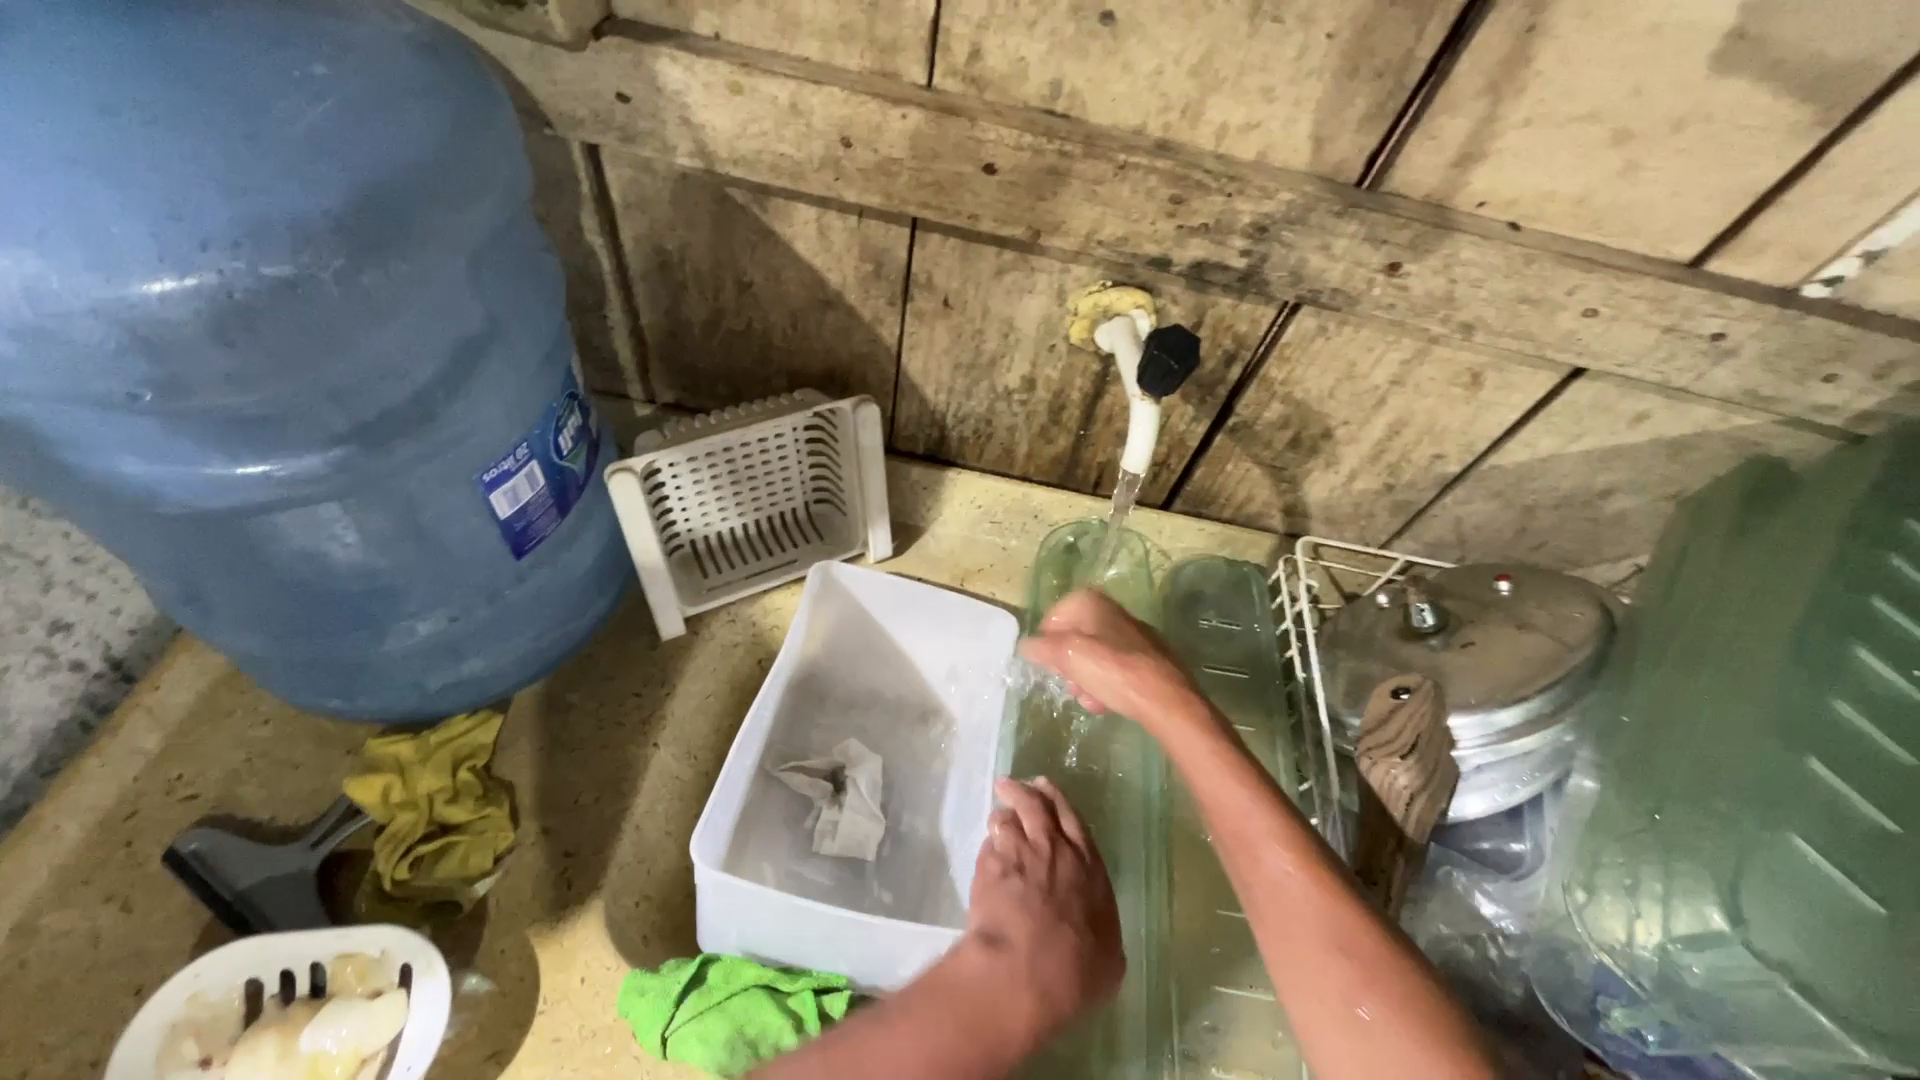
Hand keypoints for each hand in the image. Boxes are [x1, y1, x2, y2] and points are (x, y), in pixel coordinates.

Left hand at [958, 777, 1123, 1044]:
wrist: (1026, 970)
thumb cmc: (1077, 970)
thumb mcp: (1109, 959)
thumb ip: (1102, 935)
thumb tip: (1099, 941)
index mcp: (1089, 867)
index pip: (1074, 821)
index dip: (1058, 801)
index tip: (1045, 788)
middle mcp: (1054, 851)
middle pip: (1037, 806)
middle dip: (1023, 791)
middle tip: (1010, 784)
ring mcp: (1018, 855)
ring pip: (1007, 820)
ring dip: (1002, 817)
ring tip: (996, 818)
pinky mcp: (988, 868)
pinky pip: (987, 846)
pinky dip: (988, 846)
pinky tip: (986, 852)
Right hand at [1019, 589, 1209, 729]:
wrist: (1166, 700)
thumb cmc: (1113, 672)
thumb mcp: (1067, 657)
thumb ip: (1041, 648)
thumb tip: (1025, 645)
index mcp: (1095, 604)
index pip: (1057, 612)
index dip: (1046, 637)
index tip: (1045, 660)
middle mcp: (1115, 614)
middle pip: (1075, 637)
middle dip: (1066, 664)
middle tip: (1067, 683)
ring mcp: (1133, 638)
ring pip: (1093, 657)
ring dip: (1084, 680)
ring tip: (1087, 699)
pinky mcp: (1146, 662)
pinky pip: (1114, 671)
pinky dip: (1105, 686)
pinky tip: (1105, 704)